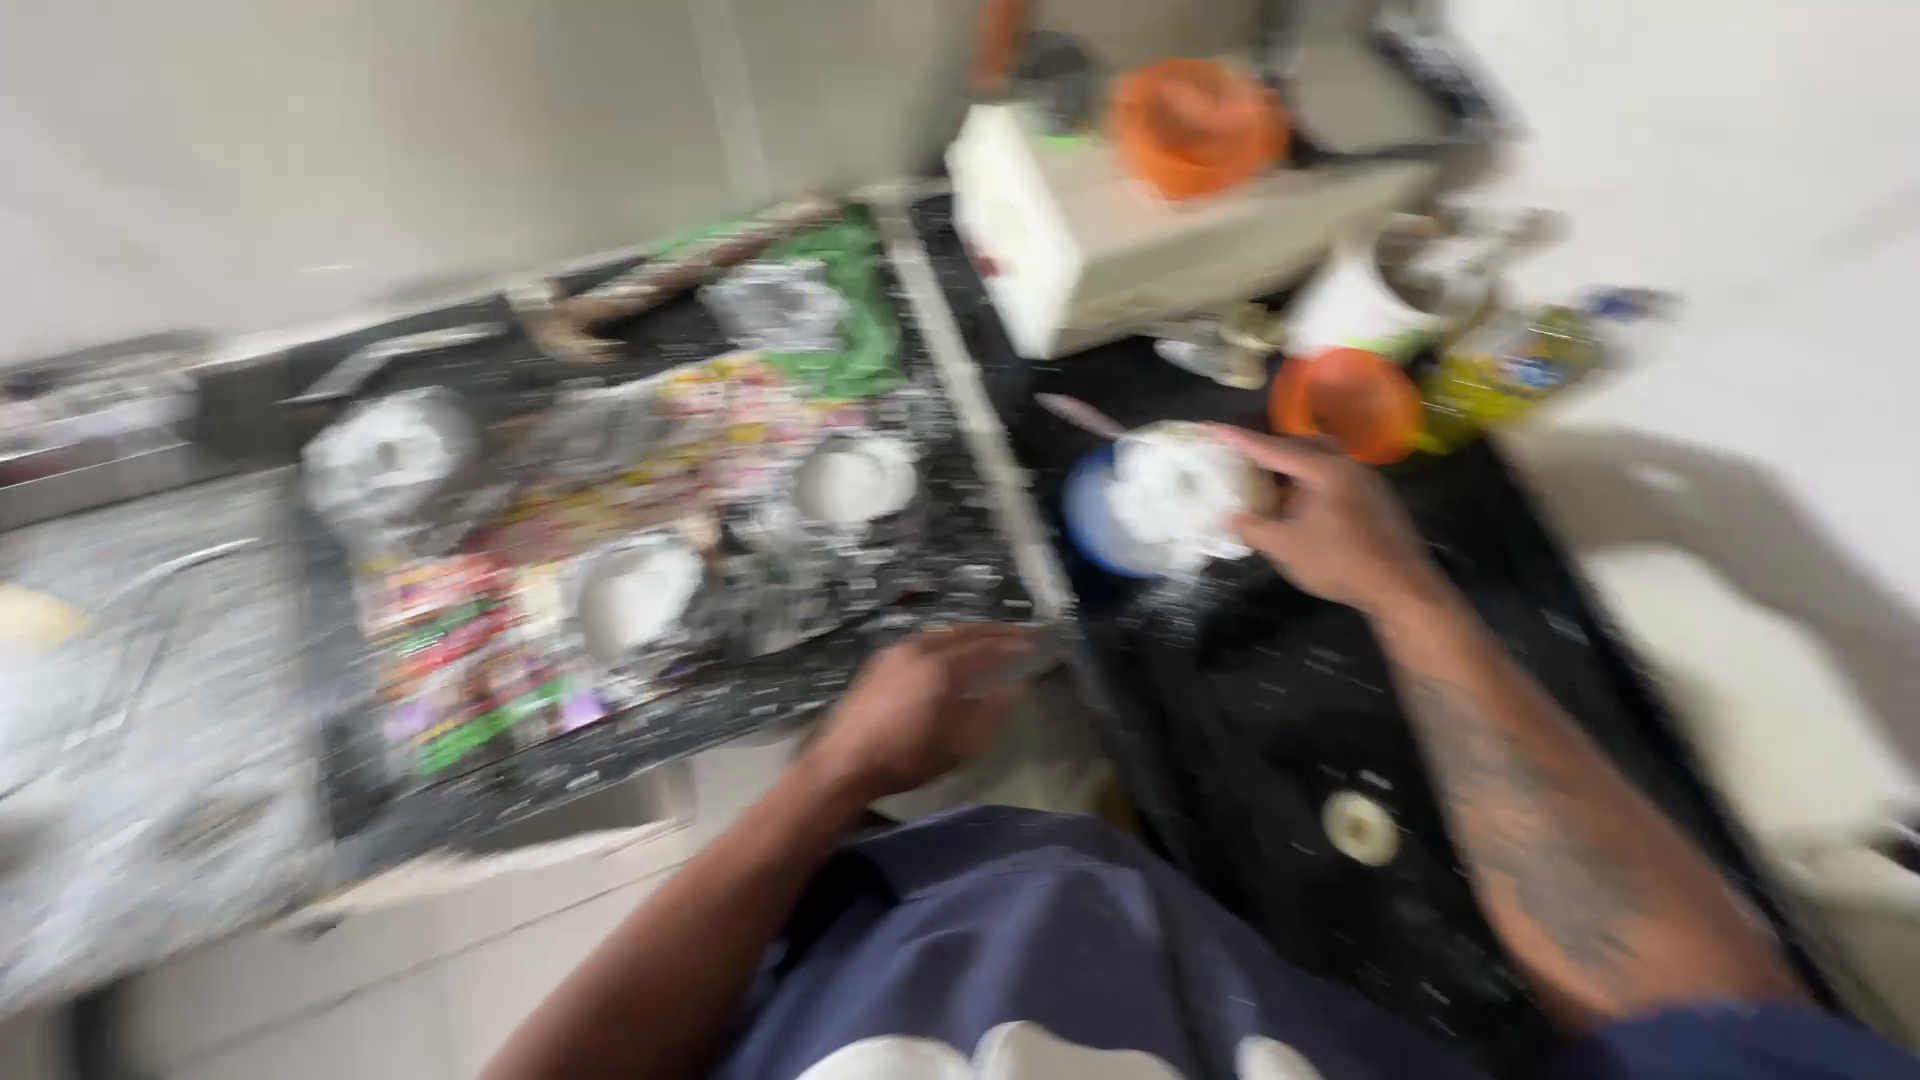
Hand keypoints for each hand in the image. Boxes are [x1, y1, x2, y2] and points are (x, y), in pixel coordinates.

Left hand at [806, 623, 1034, 801]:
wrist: (844, 762)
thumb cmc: (906, 759)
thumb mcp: (958, 746)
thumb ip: (989, 712)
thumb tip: (1013, 687)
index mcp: (942, 668)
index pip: (987, 647)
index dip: (1013, 644)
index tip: (1035, 643)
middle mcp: (920, 649)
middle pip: (966, 630)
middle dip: (996, 631)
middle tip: (1021, 633)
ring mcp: (897, 650)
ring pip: (943, 631)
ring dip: (971, 633)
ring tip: (991, 640)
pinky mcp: (882, 659)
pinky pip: (925, 639)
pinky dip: (948, 639)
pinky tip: (953, 652)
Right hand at [1209, 425, 1448, 618]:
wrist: (1401, 588)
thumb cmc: (1339, 563)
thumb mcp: (1284, 547)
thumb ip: (1252, 527)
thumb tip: (1228, 516)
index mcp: (1323, 470)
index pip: (1272, 449)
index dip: (1238, 439)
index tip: (1211, 427)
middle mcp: (1348, 466)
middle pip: (1302, 446)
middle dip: (1270, 449)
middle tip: (1244, 457)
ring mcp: (1367, 482)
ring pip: (1321, 462)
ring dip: (1292, 469)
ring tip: (1270, 485)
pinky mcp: (1377, 501)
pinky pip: (1335, 479)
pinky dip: (1311, 484)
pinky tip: (1301, 508)